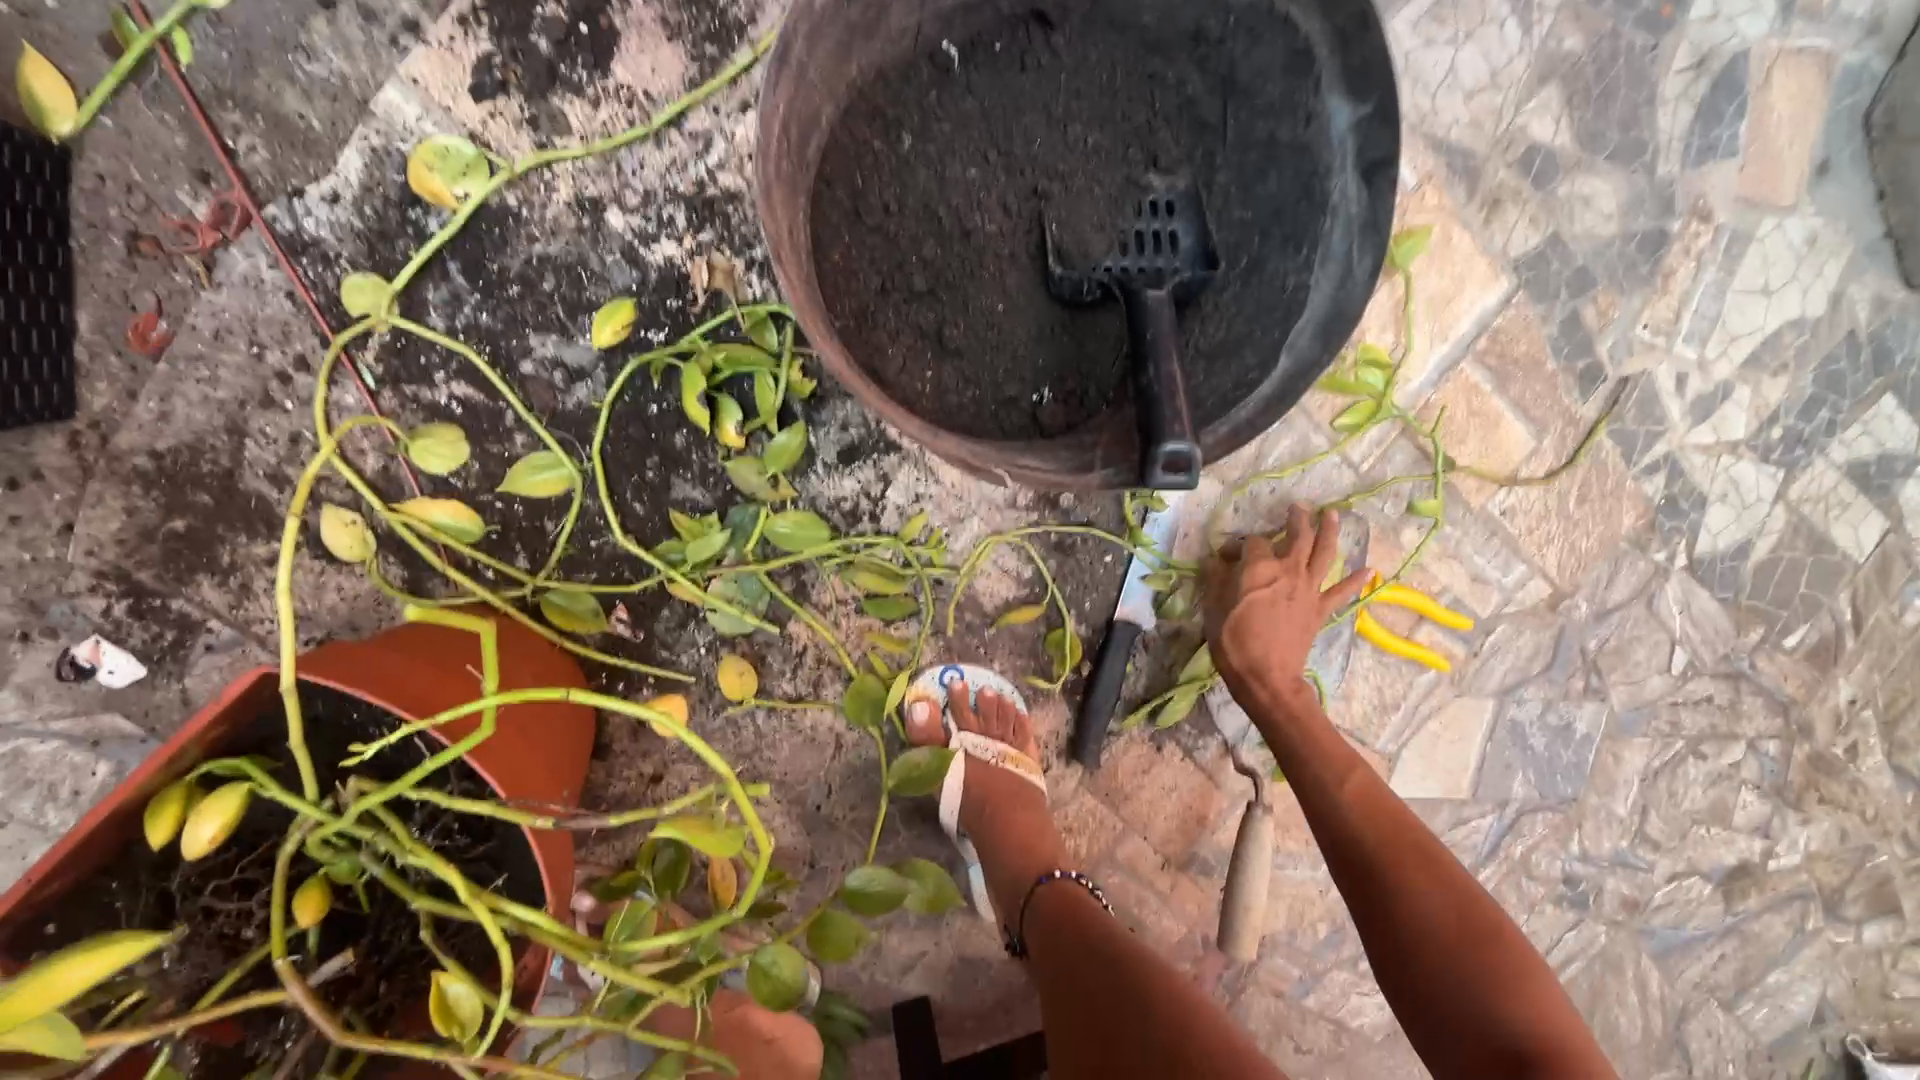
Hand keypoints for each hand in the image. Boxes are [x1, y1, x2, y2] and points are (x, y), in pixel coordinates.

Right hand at [1202, 504, 1368, 710]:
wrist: (1267, 677)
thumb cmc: (1234, 642)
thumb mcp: (1213, 608)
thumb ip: (1215, 579)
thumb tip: (1214, 560)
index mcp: (1259, 568)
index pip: (1251, 542)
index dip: (1238, 544)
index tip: (1225, 556)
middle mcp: (1288, 571)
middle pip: (1297, 536)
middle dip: (1297, 519)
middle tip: (1298, 507)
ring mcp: (1309, 589)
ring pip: (1324, 553)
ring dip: (1329, 532)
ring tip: (1333, 515)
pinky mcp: (1321, 609)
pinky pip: (1342, 591)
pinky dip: (1356, 580)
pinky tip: (1369, 569)